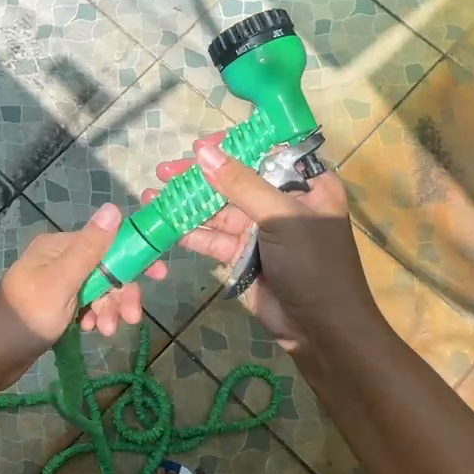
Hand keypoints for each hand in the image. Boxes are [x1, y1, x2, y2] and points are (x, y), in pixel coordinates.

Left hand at [0, 204, 158, 385]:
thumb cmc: (26, 317)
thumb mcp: (61, 282)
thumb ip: (90, 248)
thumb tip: (113, 207)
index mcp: (58, 247)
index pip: (106, 241)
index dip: (134, 256)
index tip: (159, 274)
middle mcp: (58, 260)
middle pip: (105, 268)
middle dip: (120, 292)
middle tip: (132, 318)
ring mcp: (56, 284)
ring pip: (98, 290)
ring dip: (108, 309)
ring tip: (106, 331)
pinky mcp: (55, 306)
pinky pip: (85, 305)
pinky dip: (93, 316)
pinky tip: (91, 331)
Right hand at [143, 134, 384, 352]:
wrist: (321, 329)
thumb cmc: (315, 265)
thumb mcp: (281, 218)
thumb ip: (241, 184)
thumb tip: (203, 152)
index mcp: (307, 186)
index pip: (268, 152)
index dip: (235, 145)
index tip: (202, 145)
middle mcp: (282, 203)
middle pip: (235, 180)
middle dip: (199, 177)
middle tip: (165, 171)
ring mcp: (260, 231)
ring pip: (218, 210)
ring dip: (186, 204)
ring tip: (152, 196)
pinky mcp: (242, 256)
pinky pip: (212, 238)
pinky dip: (189, 232)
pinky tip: (163, 223)